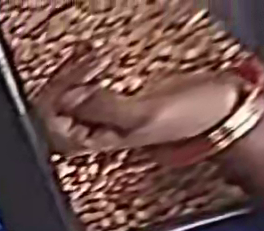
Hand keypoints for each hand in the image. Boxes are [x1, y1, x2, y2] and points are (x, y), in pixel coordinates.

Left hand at [38, 56, 247, 153]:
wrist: (217, 108)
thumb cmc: (185, 116)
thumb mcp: (142, 114)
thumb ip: (102, 108)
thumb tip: (68, 98)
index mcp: (79, 143)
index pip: (46, 119)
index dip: (61, 90)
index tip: (90, 66)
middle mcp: (77, 133)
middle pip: (49, 106)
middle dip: (67, 77)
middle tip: (96, 57)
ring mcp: (87, 117)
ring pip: (61, 95)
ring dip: (74, 72)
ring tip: (99, 54)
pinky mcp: (101, 102)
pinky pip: (77, 86)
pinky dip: (82, 70)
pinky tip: (97, 57)